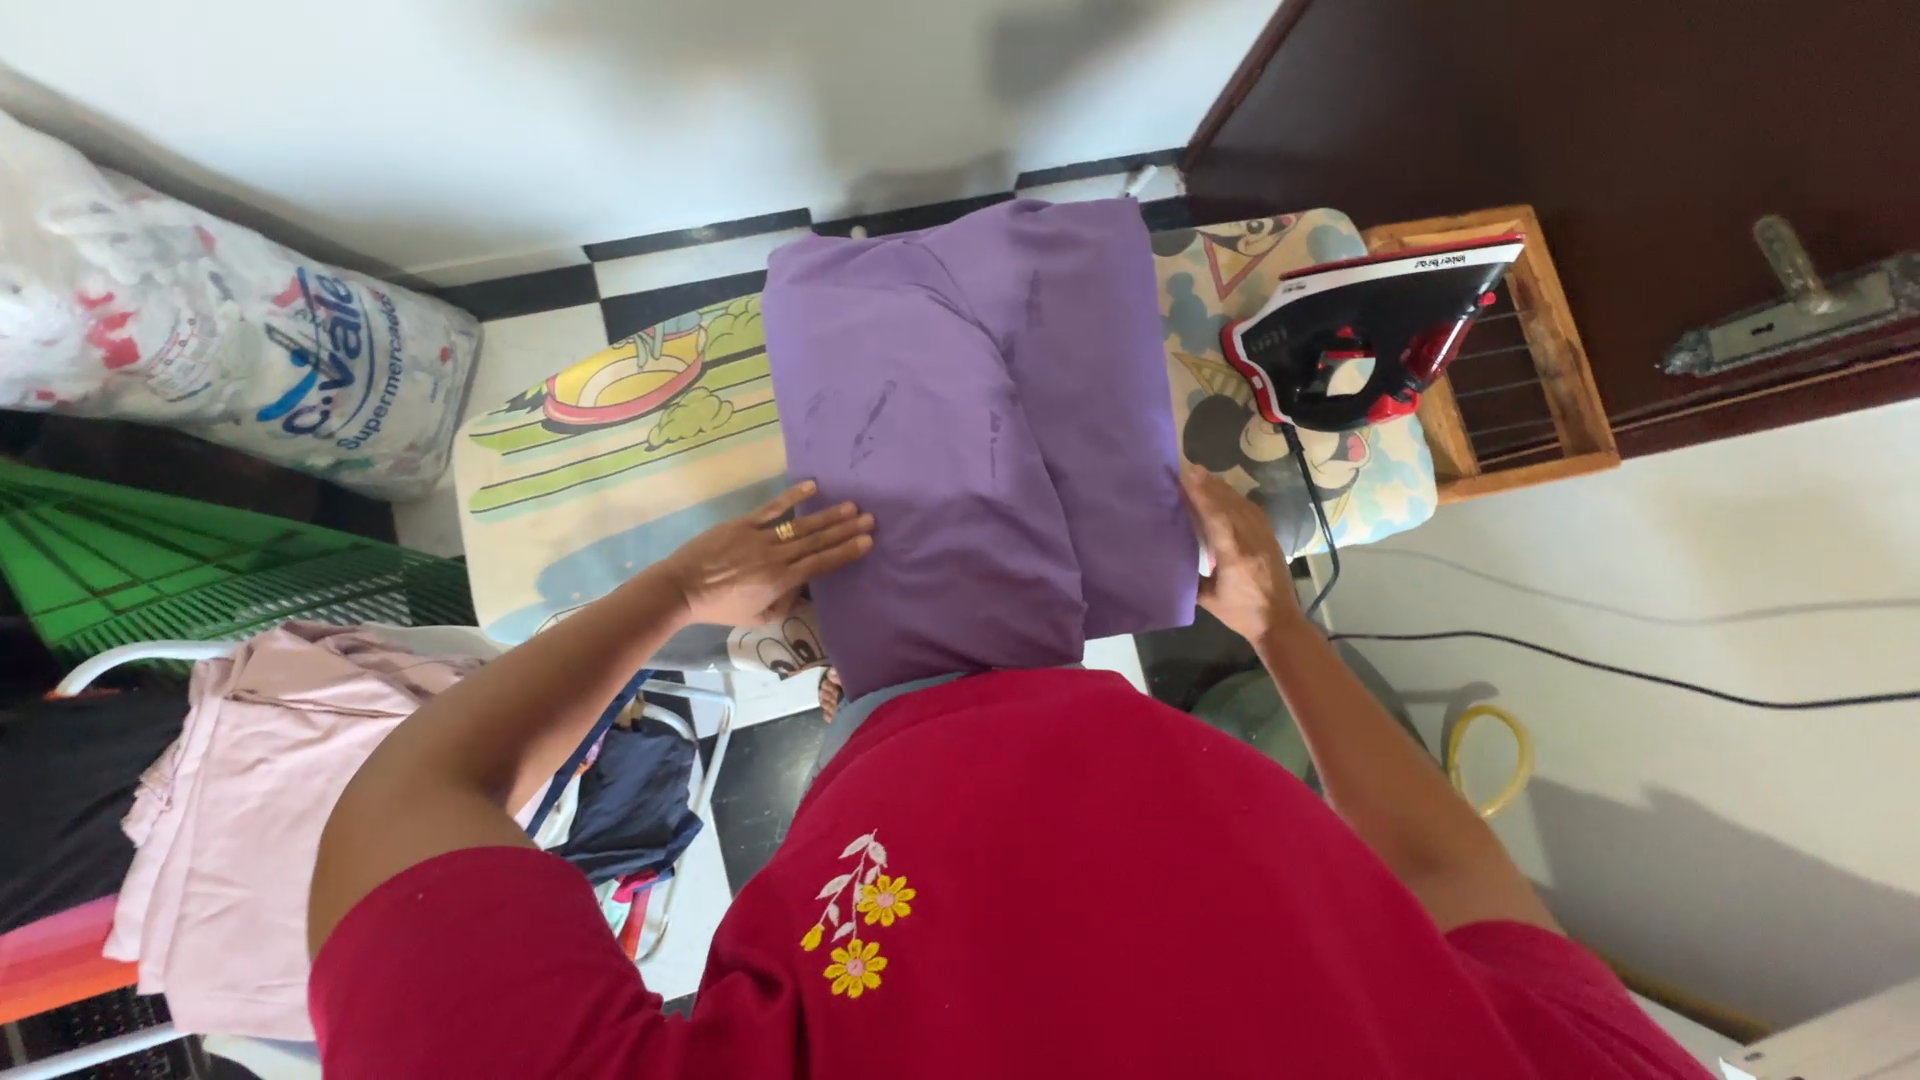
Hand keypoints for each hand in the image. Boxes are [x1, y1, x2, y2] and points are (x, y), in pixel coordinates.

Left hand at [660, 481, 874, 625]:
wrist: (681, 589)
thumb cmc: (719, 608)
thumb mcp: (758, 618)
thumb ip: (785, 604)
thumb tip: (803, 588)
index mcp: (780, 581)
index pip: (820, 564)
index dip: (845, 552)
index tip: (866, 542)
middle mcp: (775, 556)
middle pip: (817, 541)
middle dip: (845, 530)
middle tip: (869, 519)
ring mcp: (759, 537)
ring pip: (800, 525)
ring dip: (827, 515)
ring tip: (851, 506)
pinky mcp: (742, 524)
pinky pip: (771, 509)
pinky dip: (791, 497)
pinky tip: (812, 487)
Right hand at [1179, 463, 1301, 641]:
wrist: (1279, 621)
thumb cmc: (1240, 613)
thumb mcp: (1208, 598)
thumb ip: (1192, 575)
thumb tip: (1173, 556)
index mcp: (1235, 555)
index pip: (1217, 516)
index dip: (1202, 495)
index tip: (1187, 476)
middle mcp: (1251, 540)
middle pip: (1229, 504)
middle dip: (1210, 485)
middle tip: (1190, 468)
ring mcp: (1265, 537)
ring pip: (1242, 504)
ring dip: (1222, 489)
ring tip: (1204, 476)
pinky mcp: (1271, 538)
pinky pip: (1252, 511)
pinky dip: (1236, 499)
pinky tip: (1226, 493)